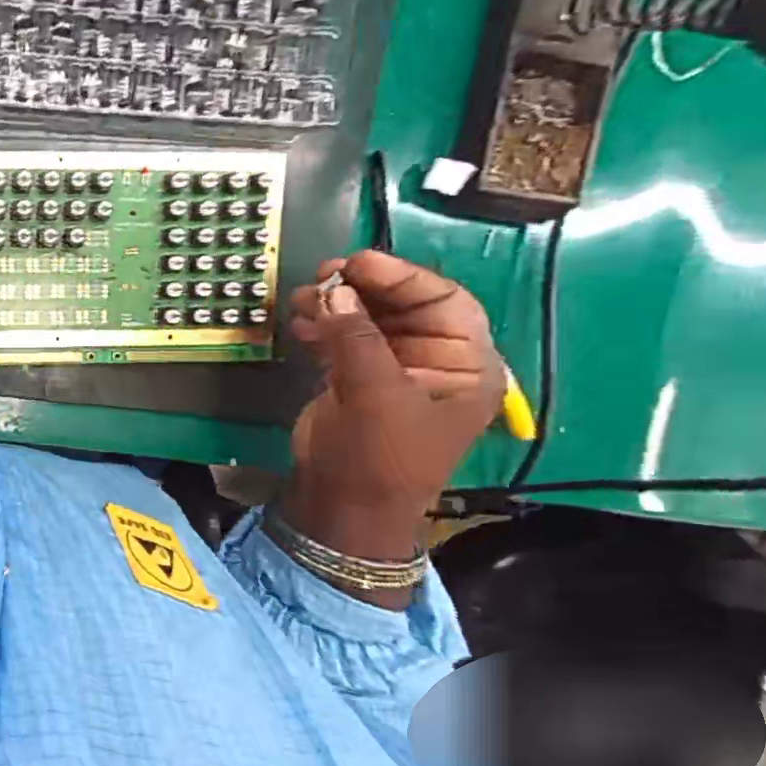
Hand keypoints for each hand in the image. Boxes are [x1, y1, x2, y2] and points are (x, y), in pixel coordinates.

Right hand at [280, 250, 504, 563]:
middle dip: (363, 288)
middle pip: (402, 307)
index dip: (402, 277)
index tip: (356, 261)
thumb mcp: (375, 395)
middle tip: (323, 274)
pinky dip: (321, 327)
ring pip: (366, 320)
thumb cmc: (379, 456)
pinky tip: (300, 322)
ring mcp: (390, 370)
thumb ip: (356, 339)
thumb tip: (334, 291)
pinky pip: (341, 339)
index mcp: (464, 365)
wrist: (344, 504)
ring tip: (303, 298)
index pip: (443, 302)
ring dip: (336, 305)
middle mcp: (432, 361)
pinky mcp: (354, 380)